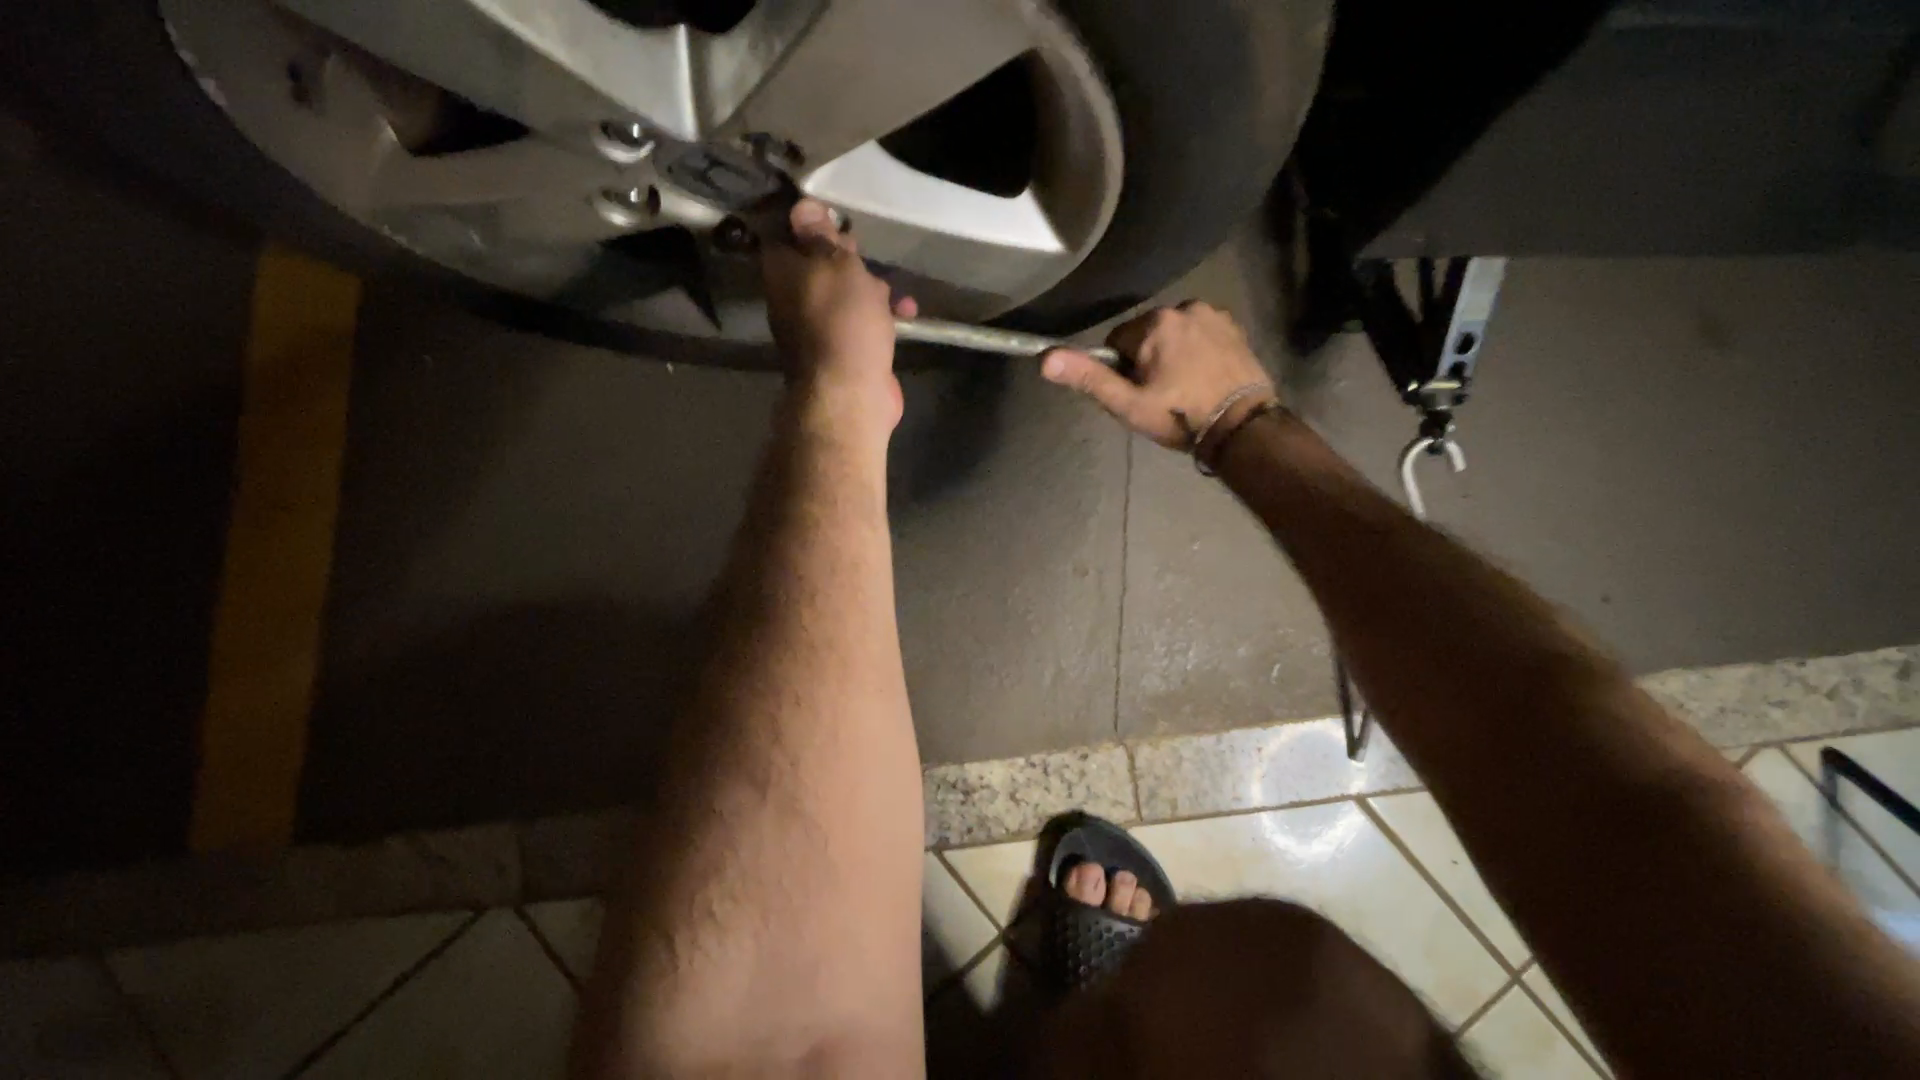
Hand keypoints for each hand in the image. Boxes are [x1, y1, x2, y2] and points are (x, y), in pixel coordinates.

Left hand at [761, 199, 917, 438]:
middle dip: (847, 257)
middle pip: (819, 263)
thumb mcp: (834, 264)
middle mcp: (793, 297)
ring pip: (846, 293)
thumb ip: (820, 234)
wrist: (851, 393)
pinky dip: (882, 315)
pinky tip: (906, 314)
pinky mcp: (845, 348)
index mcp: (782, 272)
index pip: (787, 232)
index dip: (811, 220)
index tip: (836, 213)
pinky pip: (862, 321)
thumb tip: (802, 206)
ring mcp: (819, 326)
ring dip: (873, 287)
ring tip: (892, 290)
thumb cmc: (842, 320)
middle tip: (865, 252)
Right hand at [1041, 302, 1277, 452]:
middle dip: (1149, 362)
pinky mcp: (1235, 326)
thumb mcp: (1128, 404)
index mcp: (1154, 323)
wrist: (1242, 426)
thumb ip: (1089, 378)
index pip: (1118, 342)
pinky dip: (1198, 352)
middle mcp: (1184, 306)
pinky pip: (1201, 334)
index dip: (1123, 371)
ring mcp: (1213, 314)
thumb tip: (1044, 359)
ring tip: (1186, 390)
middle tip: (1163, 397)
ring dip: (1174, 356)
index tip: (1140, 395)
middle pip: (1147, 336)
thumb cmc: (1179, 416)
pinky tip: (1205, 379)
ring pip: (1174, 334)